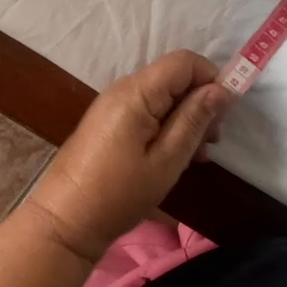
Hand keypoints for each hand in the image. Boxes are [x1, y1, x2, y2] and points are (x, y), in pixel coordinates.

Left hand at [22, 50, 232, 261]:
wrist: (62, 224)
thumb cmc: (118, 195)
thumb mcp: (166, 161)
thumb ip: (194, 120)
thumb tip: (221, 89)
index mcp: (137, 93)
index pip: (184, 61)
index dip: (210, 78)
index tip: (224, 112)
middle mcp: (123, 88)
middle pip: (174, 76)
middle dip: (200, 100)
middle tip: (212, 140)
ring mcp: (113, 104)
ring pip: (163, 94)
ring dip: (185, 115)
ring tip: (197, 153)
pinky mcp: (108, 121)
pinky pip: (147, 108)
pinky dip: (166, 123)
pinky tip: (174, 154)